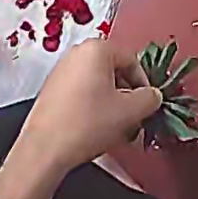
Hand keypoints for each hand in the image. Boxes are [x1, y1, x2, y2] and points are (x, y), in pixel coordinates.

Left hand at [13, 38, 159, 182]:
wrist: (44, 149)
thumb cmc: (88, 123)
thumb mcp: (129, 111)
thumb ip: (149, 98)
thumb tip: (153, 95)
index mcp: (96, 49)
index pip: (131, 60)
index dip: (144, 83)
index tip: (147, 103)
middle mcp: (77, 53)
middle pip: (114, 70)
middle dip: (127, 93)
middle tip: (133, 116)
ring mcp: (61, 70)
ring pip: (98, 82)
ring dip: (111, 101)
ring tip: (116, 126)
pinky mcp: (51, 89)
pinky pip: (81, 91)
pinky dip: (93, 105)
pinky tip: (96, 127)